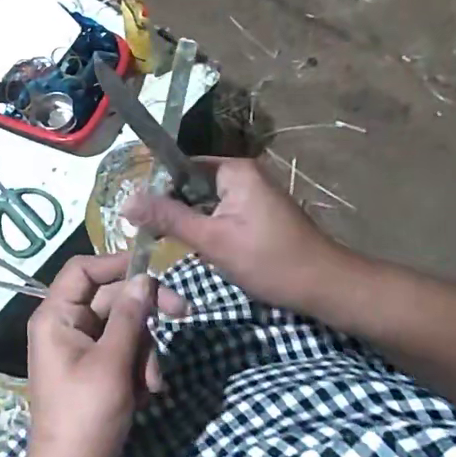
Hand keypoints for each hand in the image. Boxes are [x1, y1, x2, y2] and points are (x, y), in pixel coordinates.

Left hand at [24, 253, 187, 456]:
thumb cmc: (85, 417)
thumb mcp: (112, 364)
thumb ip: (129, 318)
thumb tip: (143, 278)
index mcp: (56, 315)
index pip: (82, 269)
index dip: (116, 263)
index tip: (152, 268)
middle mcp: (65, 324)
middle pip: (111, 298)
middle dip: (144, 318)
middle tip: (184, 313)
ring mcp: (78, 348)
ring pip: (122, 327)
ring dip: (144, 352)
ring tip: (150, 387)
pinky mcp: (92, 370)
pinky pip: (121, 352)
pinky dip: (137, 368)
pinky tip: (143, 395)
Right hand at [124, 156, 349, 314]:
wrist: (329, 289)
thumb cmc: (270, 262)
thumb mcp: (213, 241)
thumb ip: (169, 218)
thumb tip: (127, 201)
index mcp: (234, 170)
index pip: (181, 167)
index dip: (158, 188)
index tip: (137, 213)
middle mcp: (244, 174)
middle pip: (192, 183)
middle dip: (173, 207)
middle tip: (150, 234)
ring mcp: (253, 194)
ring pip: (205, 201)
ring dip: (189, 220)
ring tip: (168, 243)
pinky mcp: (259, 213)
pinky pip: (221, 212)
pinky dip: (208, 228)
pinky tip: (199, 249)